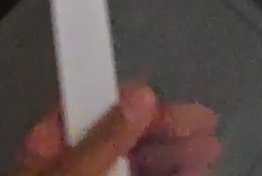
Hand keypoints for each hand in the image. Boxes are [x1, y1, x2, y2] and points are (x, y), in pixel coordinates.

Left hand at [14, 83, 221, 175]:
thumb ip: (102, 143)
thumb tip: (141, 94)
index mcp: (50, 148)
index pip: (92, 106)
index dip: (131, 99)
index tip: (163, 101)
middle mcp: (73, 164)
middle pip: (127, 134)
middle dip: (169, 128)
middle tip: (208, 126)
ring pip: (141, 161)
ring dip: (179, 154)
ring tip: (211, 154)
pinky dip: (173, 174)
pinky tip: (195, 172)